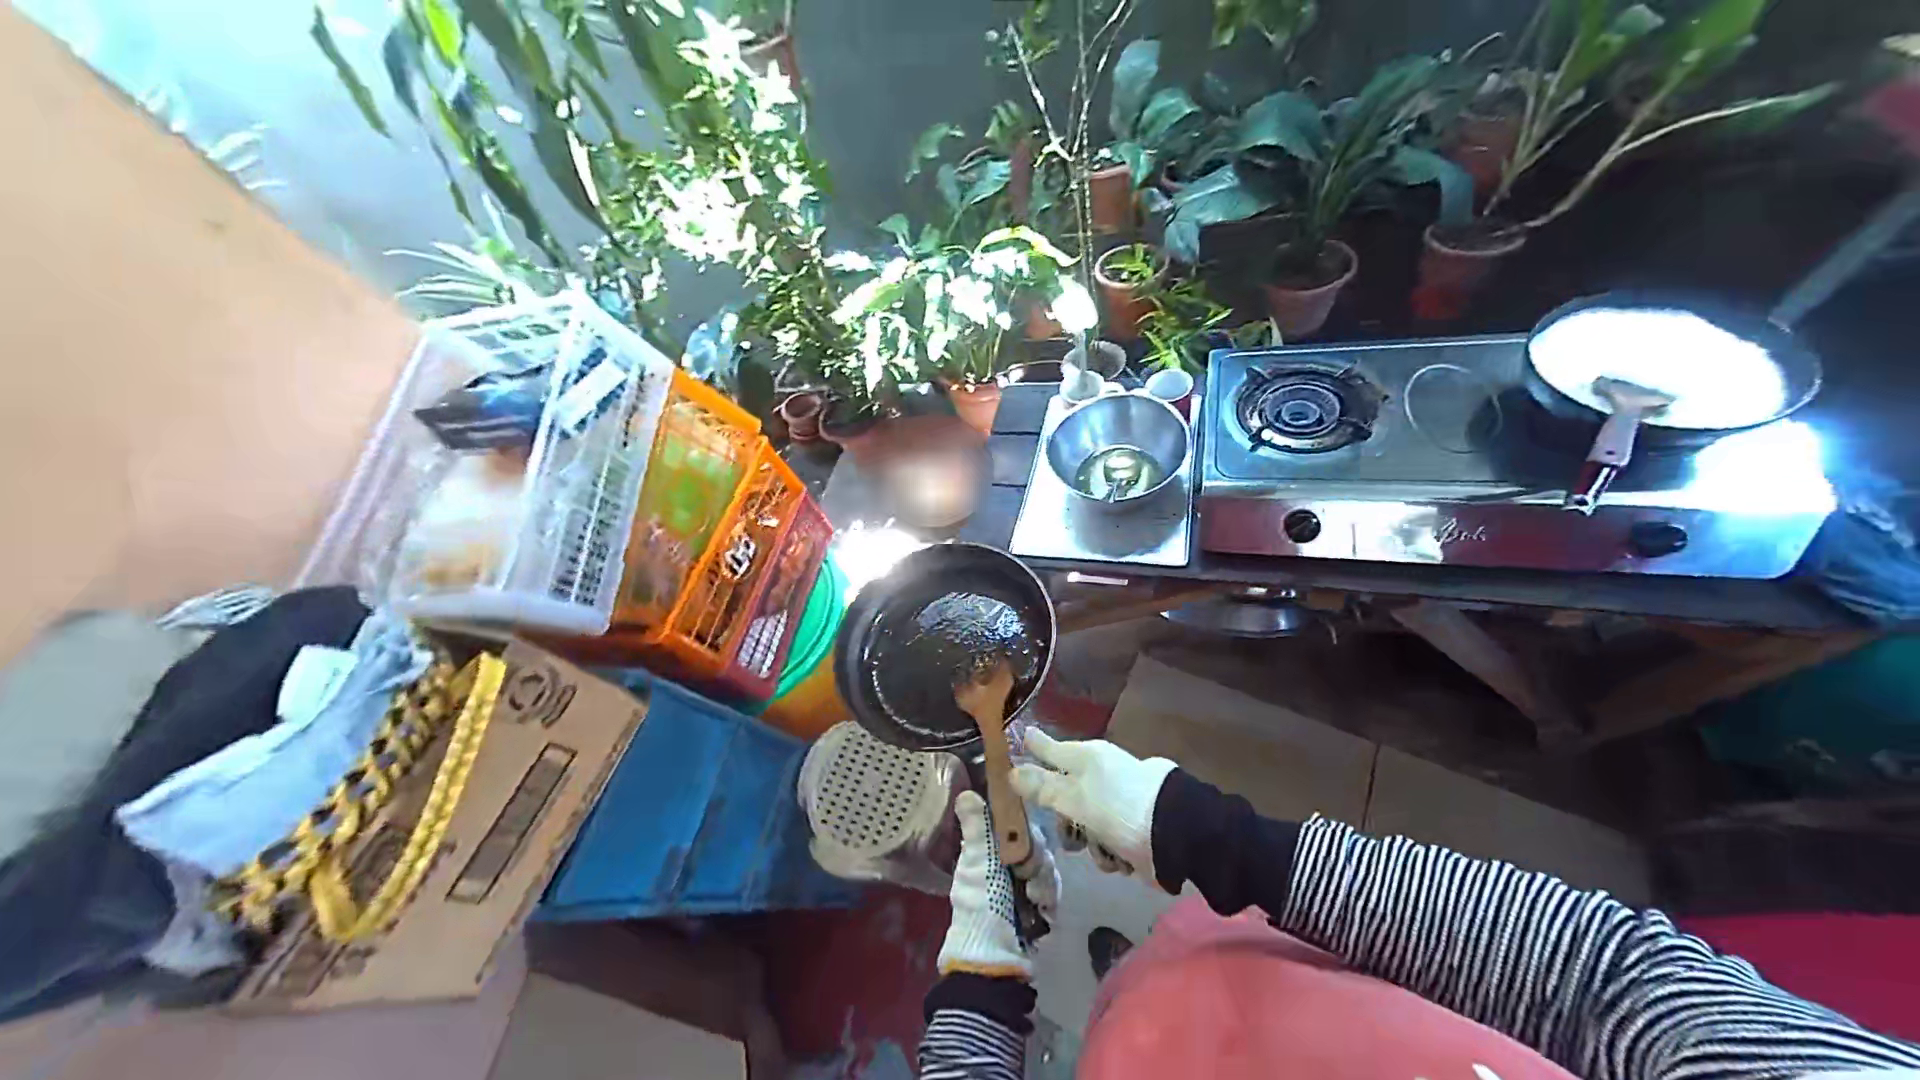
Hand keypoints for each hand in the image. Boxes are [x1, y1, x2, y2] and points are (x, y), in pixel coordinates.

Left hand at [938, 791, 1058, 978]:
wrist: (994, 957)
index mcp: (988, 846)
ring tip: (1033, 895)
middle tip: (1026, 874)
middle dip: (1035, 857)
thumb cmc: (979, 905)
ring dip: (1043, 879)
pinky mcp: (1039, 901)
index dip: (1024, 825)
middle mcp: (1006, 859)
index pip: (1015, 820)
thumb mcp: (975, 863)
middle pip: (1036, 841)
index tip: (1025, 838)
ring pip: (1047, 864)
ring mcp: (1024, 881)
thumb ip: (976, 828)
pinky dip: (1049, 896)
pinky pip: (1054, 887)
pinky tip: (1043, 908)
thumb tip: (965, 793)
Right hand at [1010, 731, 1177, 888]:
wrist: (1178, 832)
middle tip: (1069, 836)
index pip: (1050, 749)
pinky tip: (1124, 859)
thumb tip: (1010, 771)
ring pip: (1088, 822)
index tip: (1021, 736)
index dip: (1033, 747)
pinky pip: (1112, 838)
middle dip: (1066, 820)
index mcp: (1086, 757)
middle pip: (1067, 795)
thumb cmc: (1118, 808)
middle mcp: (1102, 773)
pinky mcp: (1137, 823)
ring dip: (1093, 843)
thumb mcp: (1074, 797)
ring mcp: (1121, 798)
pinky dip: (1115, 852)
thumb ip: (1042, 787)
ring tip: (1106, 852)